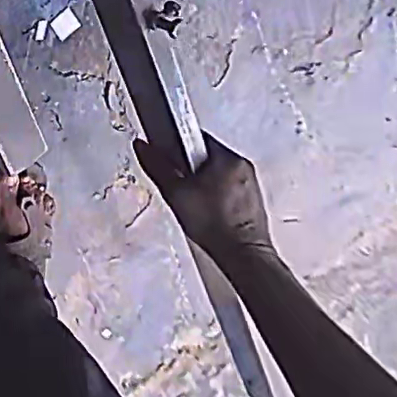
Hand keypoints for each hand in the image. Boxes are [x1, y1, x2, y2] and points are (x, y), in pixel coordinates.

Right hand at [133, 131, 276, 263]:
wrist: (244, 259)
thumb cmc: (215, 226)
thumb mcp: (175, 192)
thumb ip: (156, 165)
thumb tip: (142, 146)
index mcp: (228, 158)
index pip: (195, 136)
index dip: (177, 147)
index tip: (169, 159)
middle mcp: (244, 167)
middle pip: (206, 155)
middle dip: (190, 168)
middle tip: (181, 186)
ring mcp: (251, 185)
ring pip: (218, 173)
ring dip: (204, 182)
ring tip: (194, 201)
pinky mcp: (254, 202)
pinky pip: (229, 188)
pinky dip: (217, 196)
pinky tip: (208, 212)